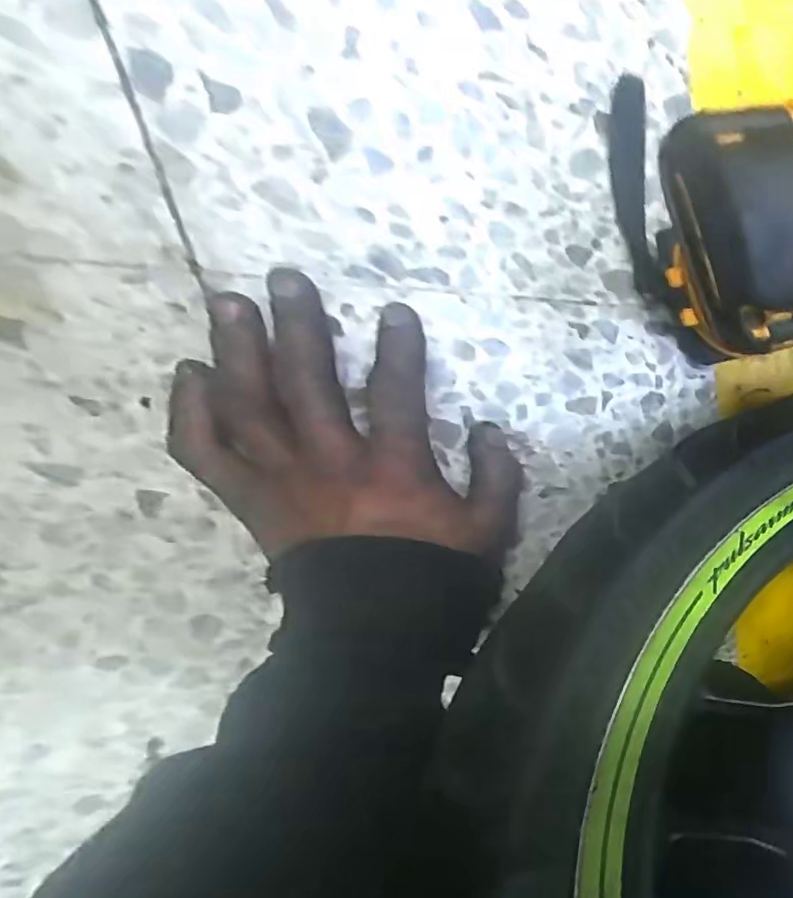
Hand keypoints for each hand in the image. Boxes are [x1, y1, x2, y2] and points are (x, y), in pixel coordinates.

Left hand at [167, 268, 522, 559]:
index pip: (396, 395)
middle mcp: (331, 461)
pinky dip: (190, 410)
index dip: (398, 351)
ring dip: (236, 349)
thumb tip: (487, 428)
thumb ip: (496, 475)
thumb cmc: (438, 566)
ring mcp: (281, 477)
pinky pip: (204, 449)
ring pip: (248, 403)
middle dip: (300, 328)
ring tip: (229, 303)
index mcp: (395, 468)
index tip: (395, 311)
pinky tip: (190, 373)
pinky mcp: (248, 497)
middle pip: (307, 384)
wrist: (378, 618)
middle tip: (288, 280)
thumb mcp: (490, 525)